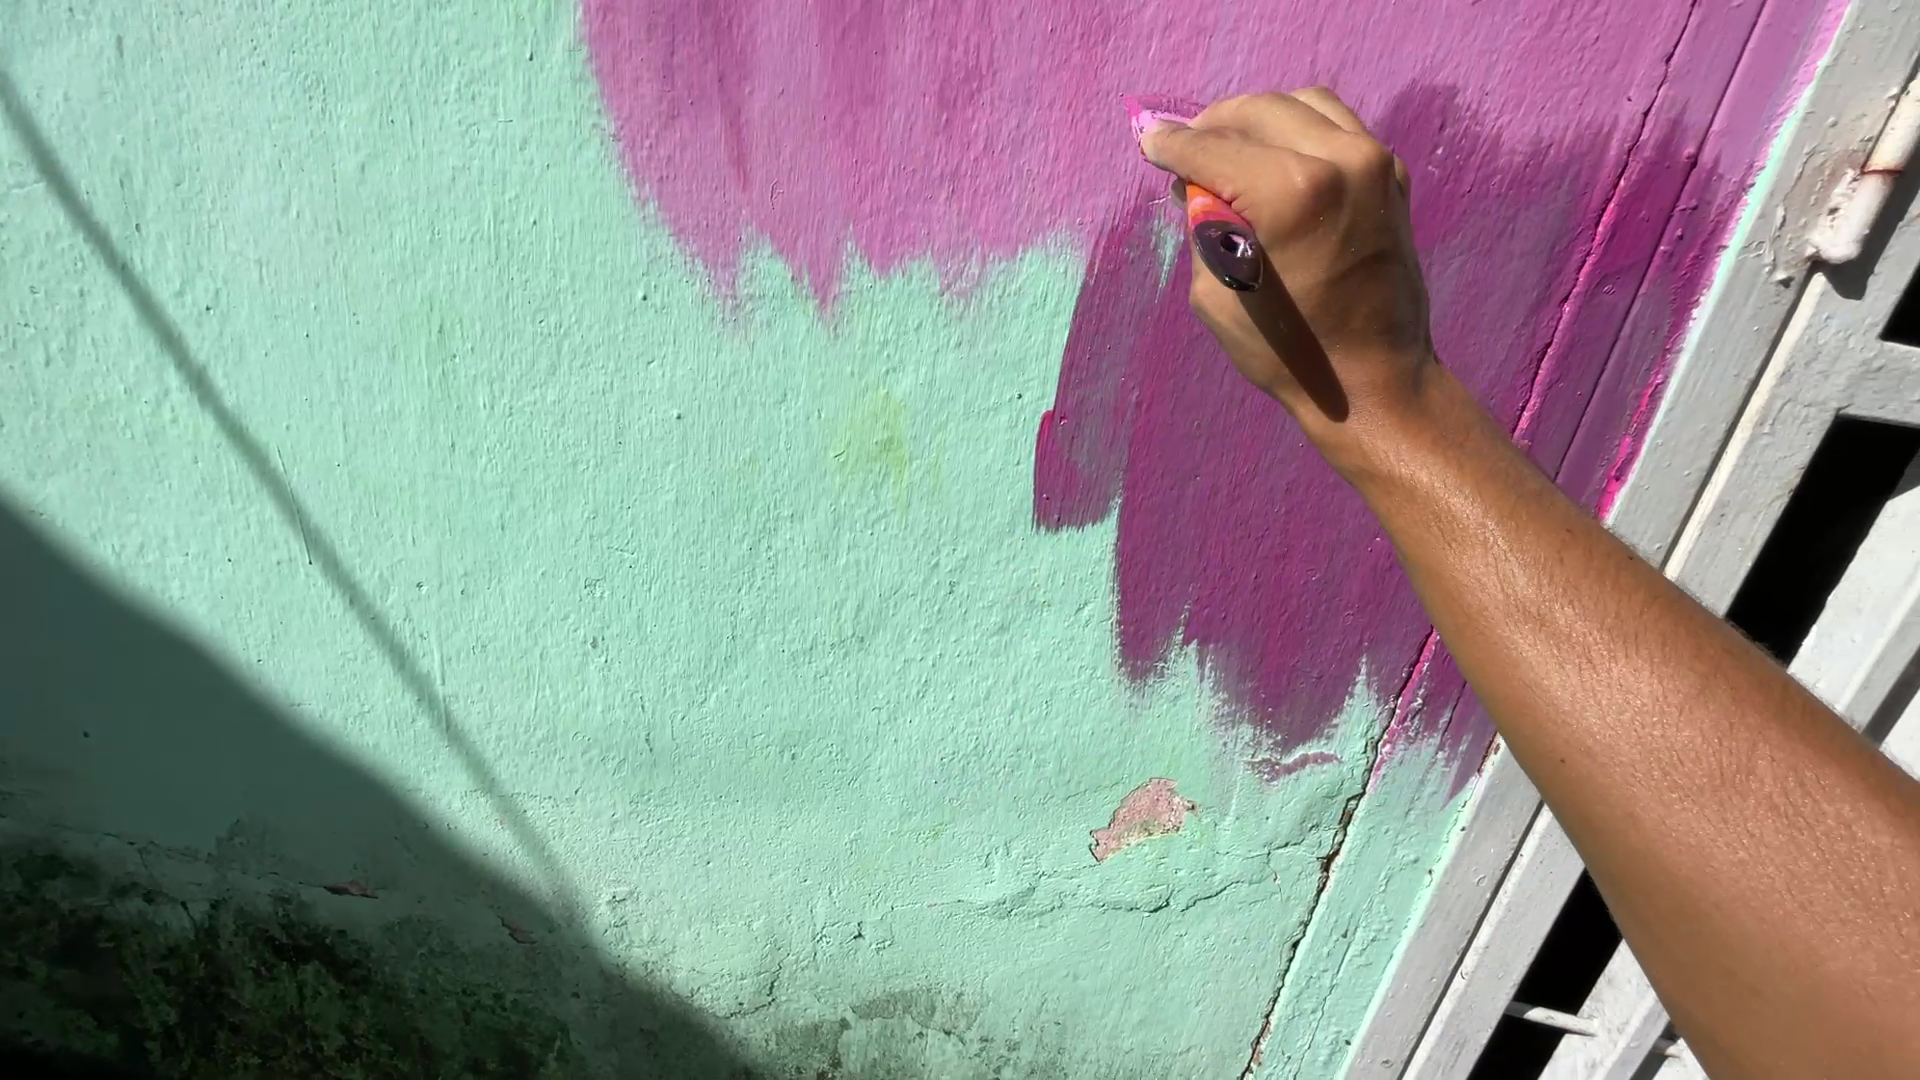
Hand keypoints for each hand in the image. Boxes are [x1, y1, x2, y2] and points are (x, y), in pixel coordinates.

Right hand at [1140, 89, 1433, 455]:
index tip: (1147, 142)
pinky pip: (1333, 122)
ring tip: (1224, 149)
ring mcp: (1373, 160)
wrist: (1371, 377)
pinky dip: (1293, 128)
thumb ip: (1204, 230)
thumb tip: (1198, 187)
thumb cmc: (1284, 353)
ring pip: (1299, 104)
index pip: (1214, 149)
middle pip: (1256, 112)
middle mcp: (1339, 159)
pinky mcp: (1390, 172)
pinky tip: (1270, 157)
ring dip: (1253, 120)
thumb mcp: (1216, 297)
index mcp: (1292, 193)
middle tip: (1180, 149)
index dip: (1172, 146)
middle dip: (1209, 126)